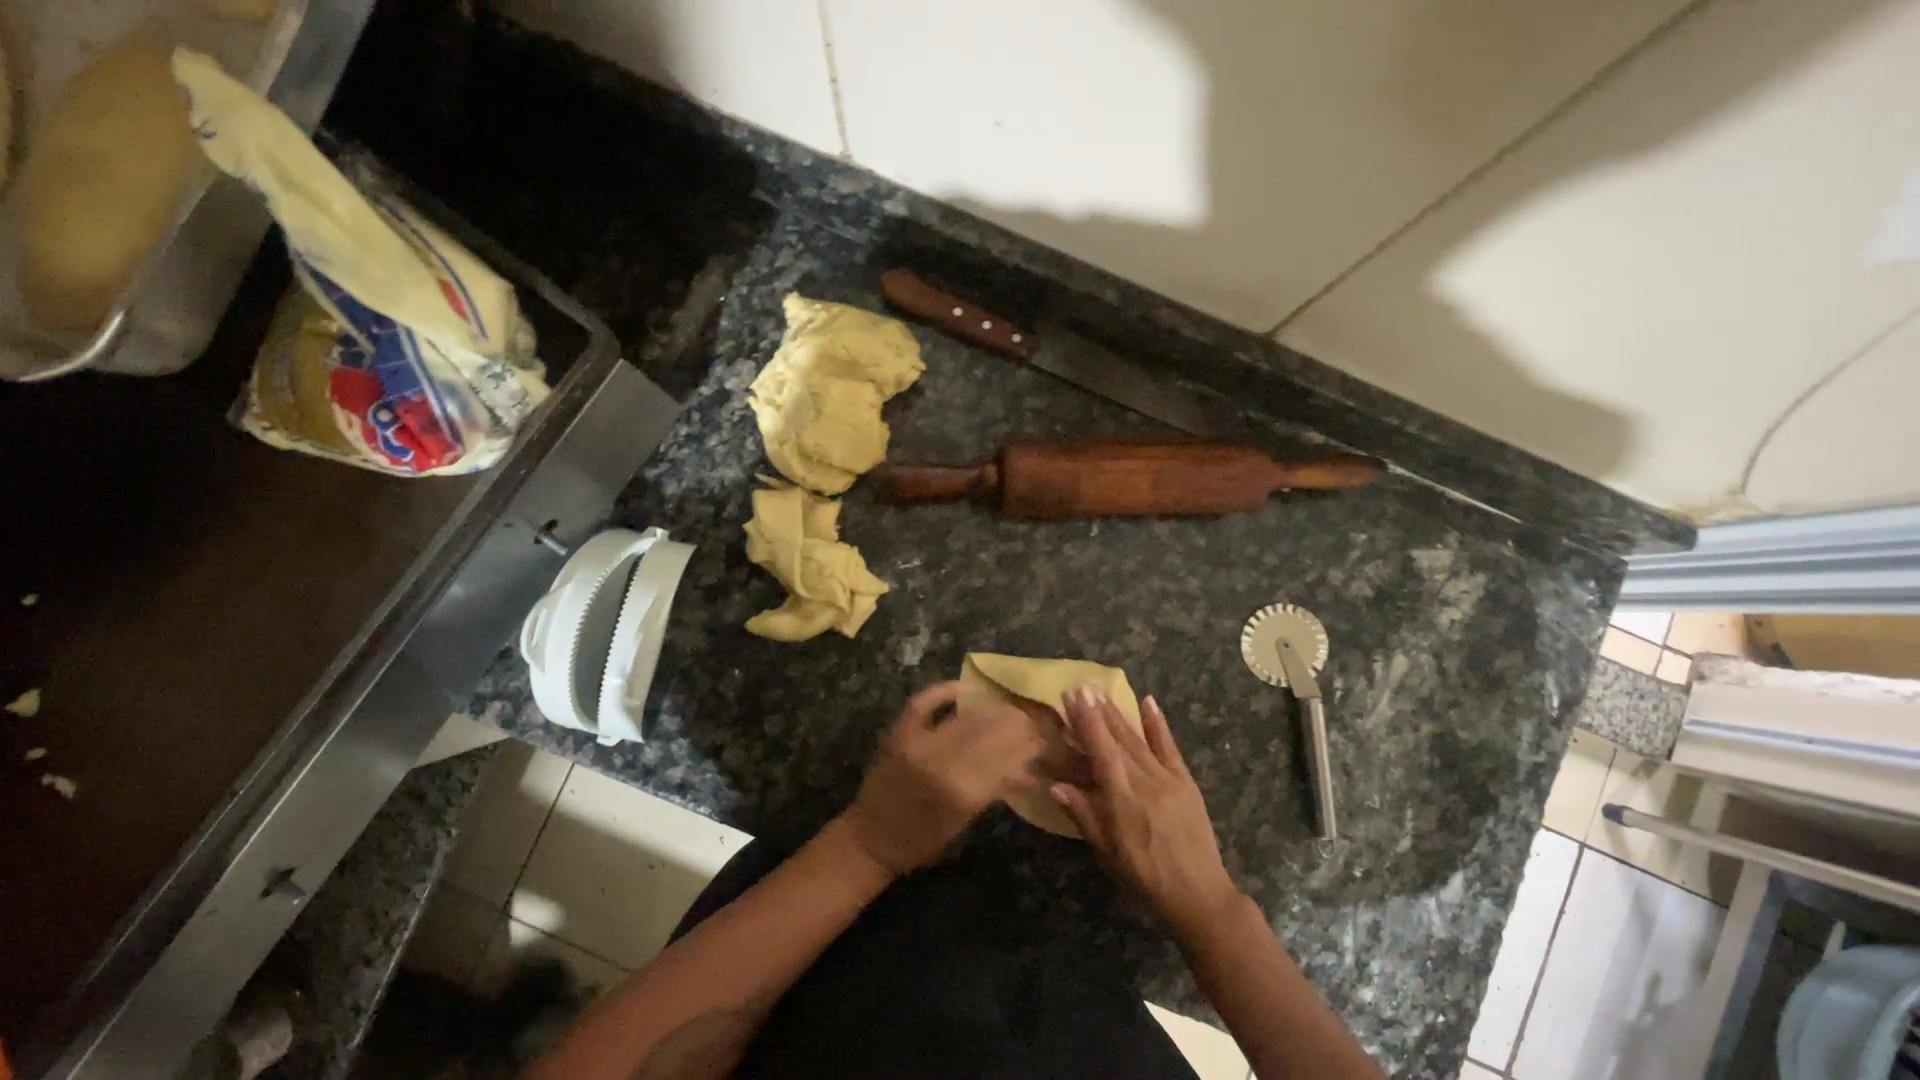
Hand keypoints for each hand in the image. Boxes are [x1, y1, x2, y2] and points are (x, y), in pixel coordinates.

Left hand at [837, 681, 1044, 877]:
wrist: (873, 838)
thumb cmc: (924, 840)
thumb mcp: (966, 819)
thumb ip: (994, 789)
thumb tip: (1027, 768)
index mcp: (964, 791)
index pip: (1008, 758)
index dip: (1031, 744)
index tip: (1048, 738)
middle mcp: (943, 762)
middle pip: (991, 732)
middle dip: (1018, 724)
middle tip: (1035, 721)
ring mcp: (919, 742)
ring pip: (966, 718)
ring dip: (993, 712)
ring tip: (1011, 710)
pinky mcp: (899, 732)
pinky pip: (925, 702)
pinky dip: (945, 691)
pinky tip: (967, 689)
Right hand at [1051, 688, 1244, 939]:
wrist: (1198, 894)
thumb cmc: (1144, 878)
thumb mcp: (1108, 853)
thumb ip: (1084, 815)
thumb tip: (1055, 784)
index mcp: (1122, 800)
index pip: (1100, 751)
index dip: (1085, 722)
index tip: (1072, 697)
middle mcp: (1145, 782)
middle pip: (1118, 740)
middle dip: (1098, 711)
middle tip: (1081, 686)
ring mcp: (1168, 779)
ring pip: (1139, 740)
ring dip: (1119, 714)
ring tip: (1102, 693)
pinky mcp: (1186, 783)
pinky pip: (1170, 748)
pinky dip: (1159, 724)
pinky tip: (1149, 702)